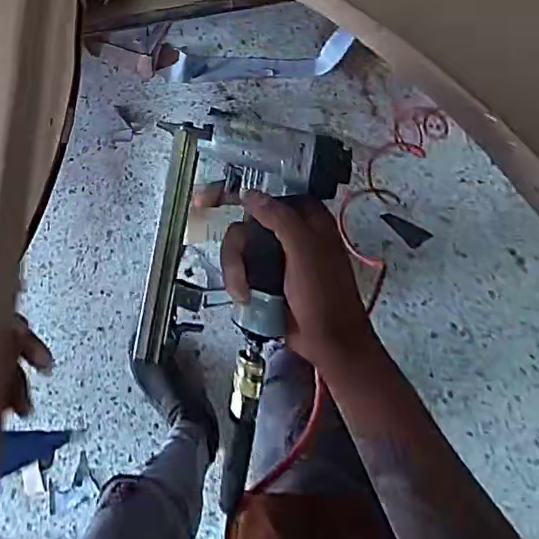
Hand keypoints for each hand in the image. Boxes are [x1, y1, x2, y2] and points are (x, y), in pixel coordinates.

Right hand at [220, 190, 376, 370]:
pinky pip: (240, 267)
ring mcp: (276, 254)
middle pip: (245, 223)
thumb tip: (250, 194)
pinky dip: (238, 280)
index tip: (209, 198)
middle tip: (237, 269)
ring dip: (237, 270)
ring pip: (239, 247)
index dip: (238, 192)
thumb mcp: (304, 250)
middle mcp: (289, 231)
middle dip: (236, 249)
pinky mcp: (265, 275)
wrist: (328, 345)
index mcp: (306, 217)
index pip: (268, 193)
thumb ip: (279, 218)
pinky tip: (246, 295)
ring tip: (246, 292)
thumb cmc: (326, 297)